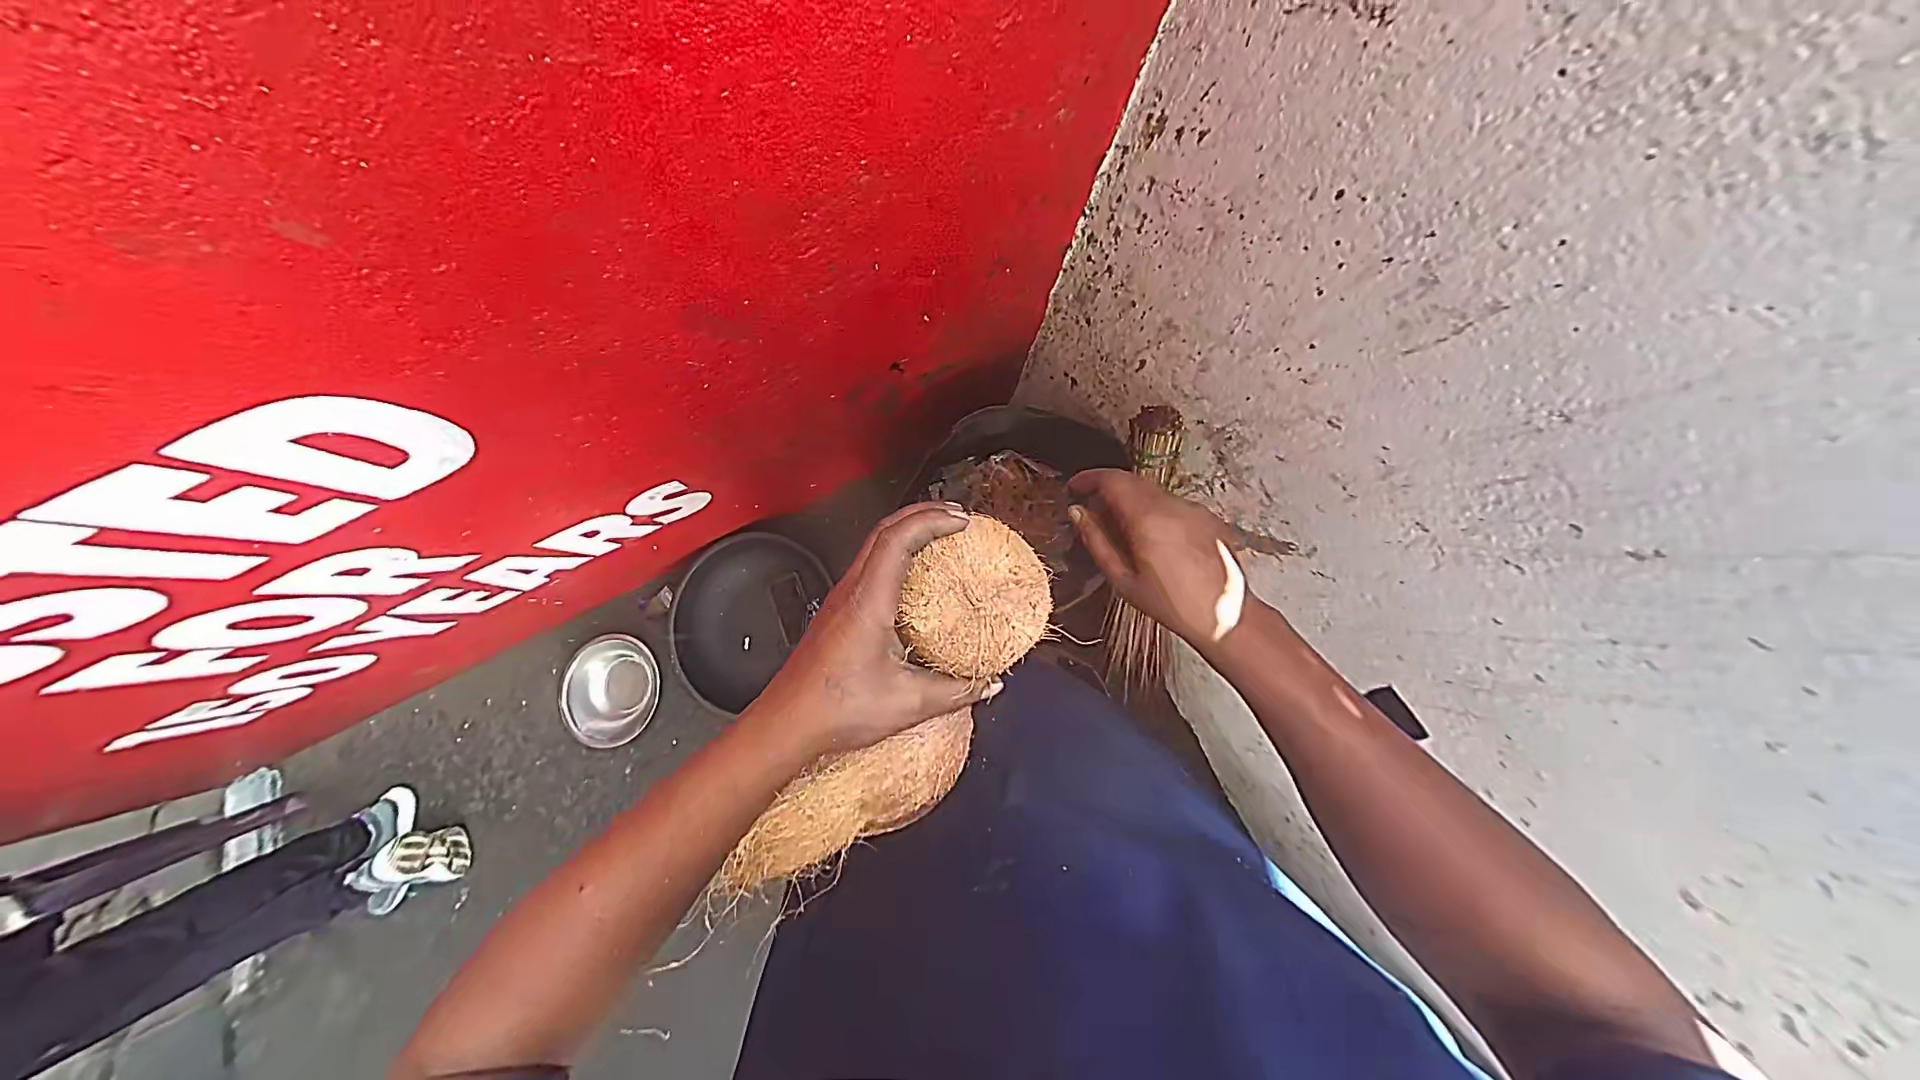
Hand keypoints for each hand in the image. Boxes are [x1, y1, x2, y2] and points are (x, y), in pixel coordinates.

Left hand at [748, 503, 1002, 756]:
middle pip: (885, 529)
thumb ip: (955, 691)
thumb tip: (985, 683)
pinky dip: (895, 553)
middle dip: (924, 513)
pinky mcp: (838, 611)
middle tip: (956, 517)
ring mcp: (841, 599)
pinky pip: (869, 565)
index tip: (961, 521)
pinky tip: (912, 575)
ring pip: (874, 544)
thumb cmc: (831, 710)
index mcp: (868, 603)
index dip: (933, 521)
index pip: (899, 539)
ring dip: (907, 530)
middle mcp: (851, 592)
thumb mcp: (907, 703)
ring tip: (938, 535)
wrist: (786, 723)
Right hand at [1068, 469, 1255, 649]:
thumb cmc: (1174, 605)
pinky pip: (1172, 503)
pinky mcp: (1206, 517)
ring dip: (1130, 500)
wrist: (1226, 618)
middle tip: (1090, 508)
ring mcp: (1193, 509)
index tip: (1074, 487)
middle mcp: (1173, 506)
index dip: (1088, 479)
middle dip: (1107, 488)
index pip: (1112, 480)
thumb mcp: (1123, 579)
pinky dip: (1152, 510)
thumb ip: (1096, 540)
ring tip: (1118, 529)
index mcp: (1149, 519)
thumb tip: (1078, 513)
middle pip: (1132, 481)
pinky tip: (1148, 538)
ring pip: (1152, 491)